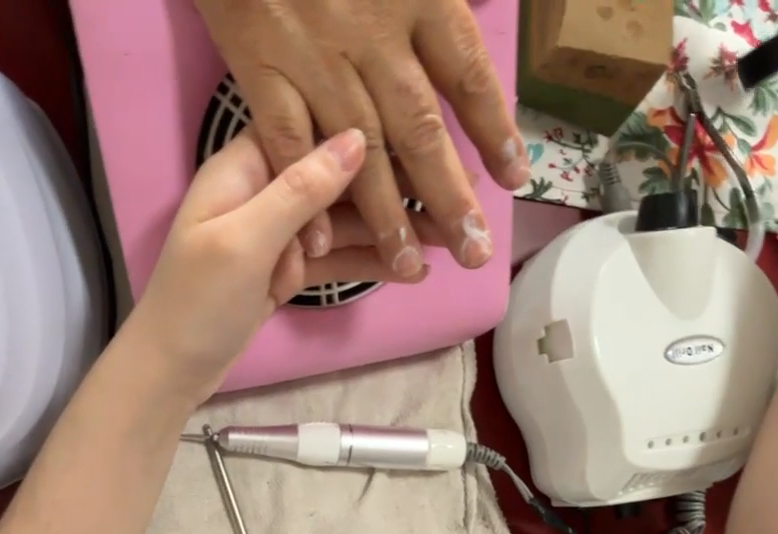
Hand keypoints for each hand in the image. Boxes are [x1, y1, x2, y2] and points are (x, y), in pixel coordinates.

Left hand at [124, 128, 422, 405]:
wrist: (171, 370)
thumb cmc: (198, 303)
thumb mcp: (245, 241)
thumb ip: (299, 190)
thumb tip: (357, 138)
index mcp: (246, 167)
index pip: (318, 133)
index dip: (373, 137)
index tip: (429, 146)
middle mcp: (265, 189)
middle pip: (340, 179)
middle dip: (394, 191)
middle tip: (456, 200)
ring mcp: (278, 232)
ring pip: (344, 221)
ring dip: (390, 232)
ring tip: (449, 240)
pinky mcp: (286, 268)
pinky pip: (335, 257)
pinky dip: (367, 263)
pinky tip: (411, 269)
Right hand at [195, 0, 525, 275]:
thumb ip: (440, 2)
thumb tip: (472, 35)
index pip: (468, 75)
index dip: (494, 131)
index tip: (514, 178)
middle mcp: (373, 37)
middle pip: (421, 130)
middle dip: (449, 198)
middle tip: (473, 251)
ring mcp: (316, 59)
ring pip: (360, 150)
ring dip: (387, 215)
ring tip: (409, 264)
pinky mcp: (263, 70)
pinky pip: (287, 140)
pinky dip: (303, 190)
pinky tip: (320, 241)